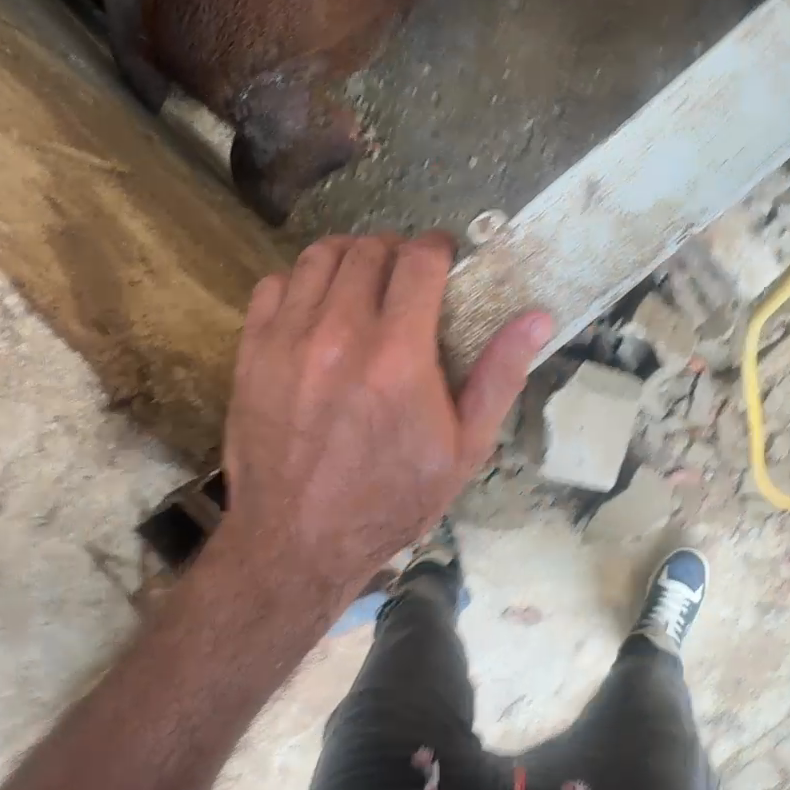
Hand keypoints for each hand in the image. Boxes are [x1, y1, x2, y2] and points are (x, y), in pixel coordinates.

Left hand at [212, 232, 551, 621]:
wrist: (298, 542)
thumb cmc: (391, 501)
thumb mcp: (463, 450)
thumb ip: (499, 377)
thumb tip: (538, 318)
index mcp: (399, 355)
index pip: (419, 260)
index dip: (437, 248)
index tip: (444, 258)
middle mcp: (340, 333)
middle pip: (369, 249)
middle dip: (396, 251)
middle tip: (408, 277)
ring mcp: (288, 340)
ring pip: (319, 257)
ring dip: (350, 258)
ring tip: (364, 284)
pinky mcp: (251, 353)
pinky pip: (273, 285)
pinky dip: (299, 284)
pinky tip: (316, 309)